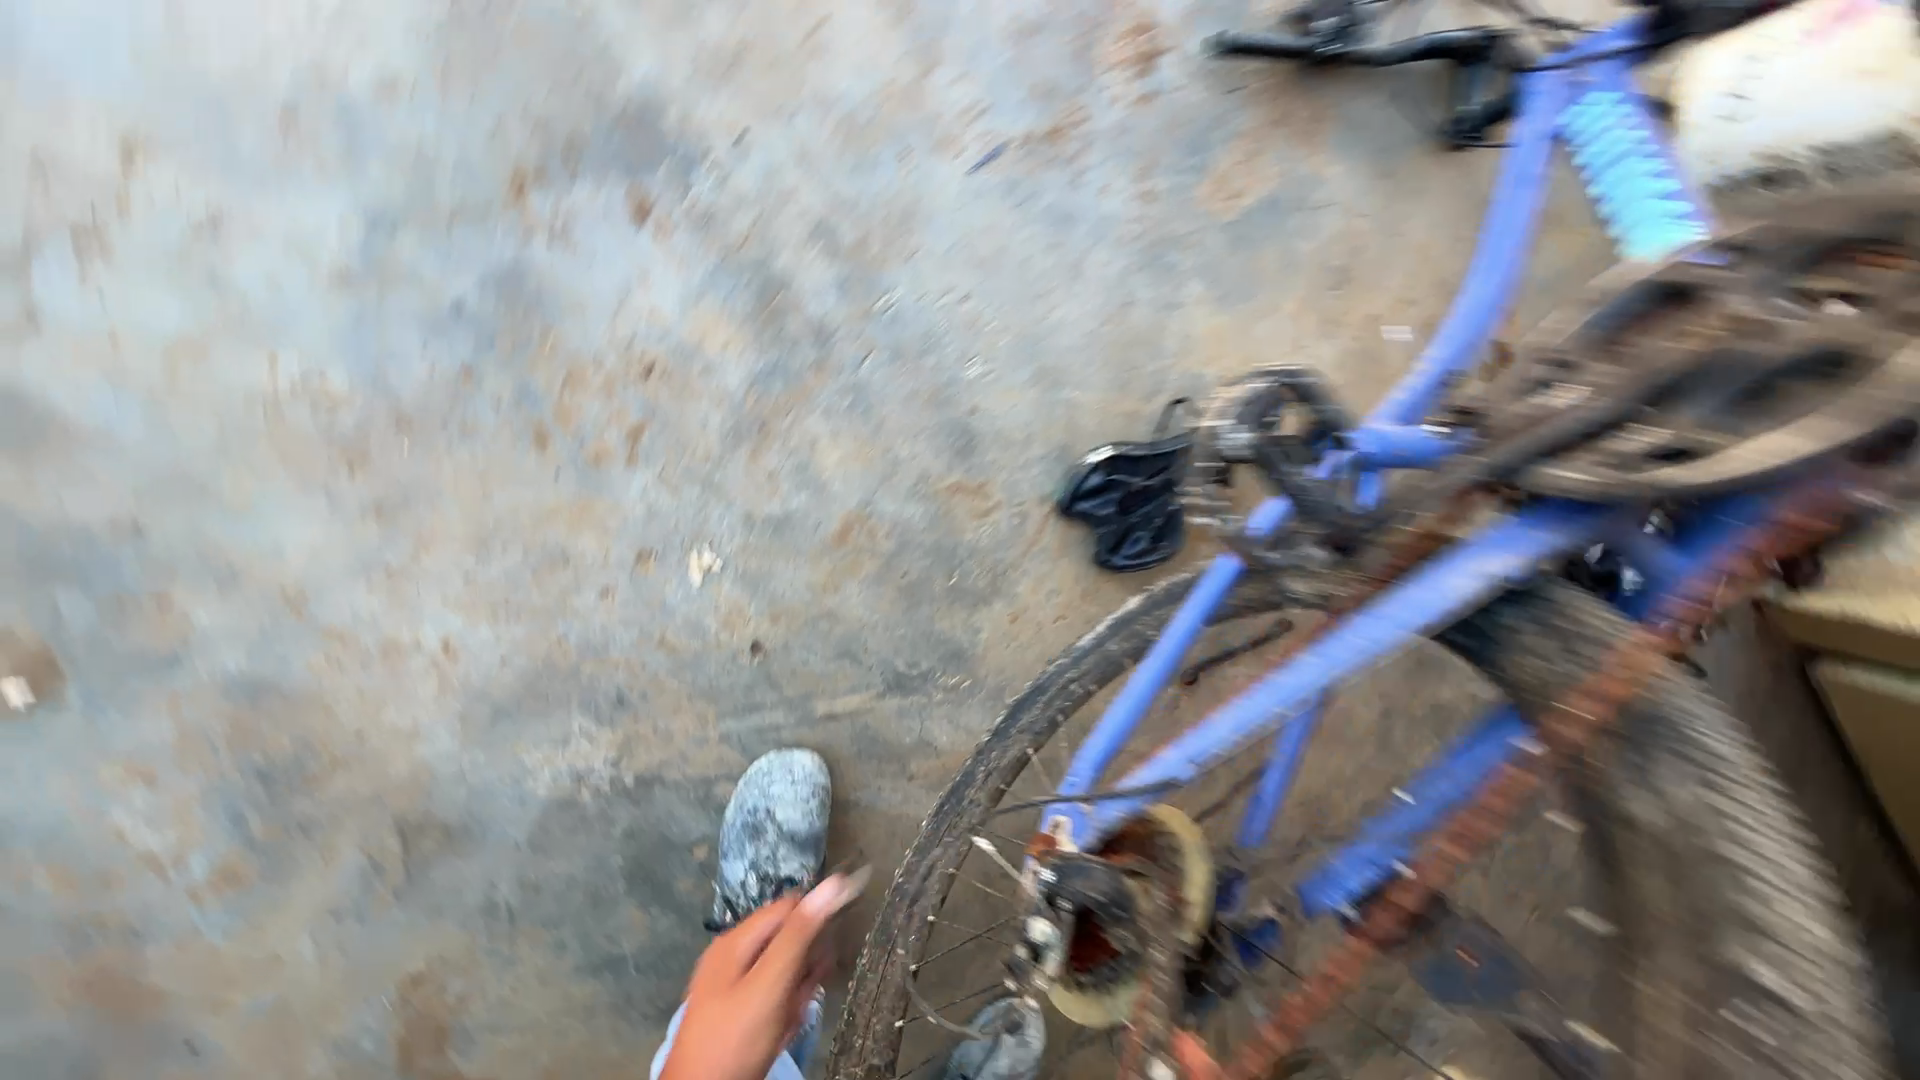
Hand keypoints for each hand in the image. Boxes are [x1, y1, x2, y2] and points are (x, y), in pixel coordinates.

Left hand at [659, 874, 859, 1079]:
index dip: (813, 923)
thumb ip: (799, 934)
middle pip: (787, 939)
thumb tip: (833, 883)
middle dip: (803, 968)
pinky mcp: (738, 1010)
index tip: (826, 953)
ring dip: (796, 994)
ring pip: (784, 971)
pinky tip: (781, 1031)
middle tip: (801, 997)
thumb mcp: (770, 983)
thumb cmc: (735, 1038)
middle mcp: (733, 955)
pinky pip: (773, 997)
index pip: (788, 907)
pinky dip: (784, 1012)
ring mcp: (734, 984)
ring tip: (788, 1019)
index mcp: (735, 940)